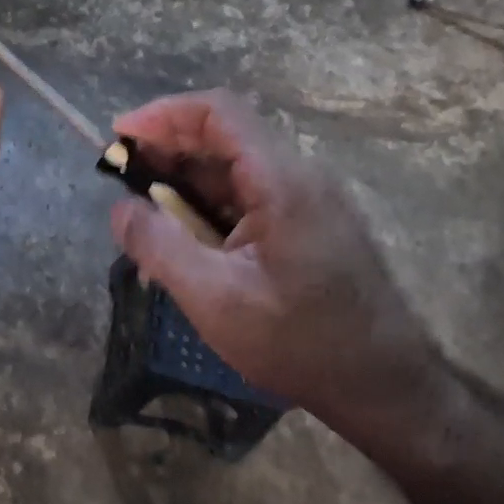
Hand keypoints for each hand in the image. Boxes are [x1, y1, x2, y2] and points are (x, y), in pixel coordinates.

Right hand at [108, 92, 444, 425]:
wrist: (384, 390)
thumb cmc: (298, 342)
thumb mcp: (214, 299)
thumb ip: (159, 246)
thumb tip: (120, 208)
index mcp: (282, 182)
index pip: (219, 113)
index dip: (163, 114)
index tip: (120, 136)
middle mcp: (300, 178)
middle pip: (225, 135)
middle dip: (167, 148)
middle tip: (122, 178)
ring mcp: (309, 201)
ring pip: (234, 167)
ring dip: (184, 180)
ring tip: (145, 214)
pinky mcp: (309, 225)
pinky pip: (248, 196)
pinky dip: (207, 205)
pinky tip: (184, 239)